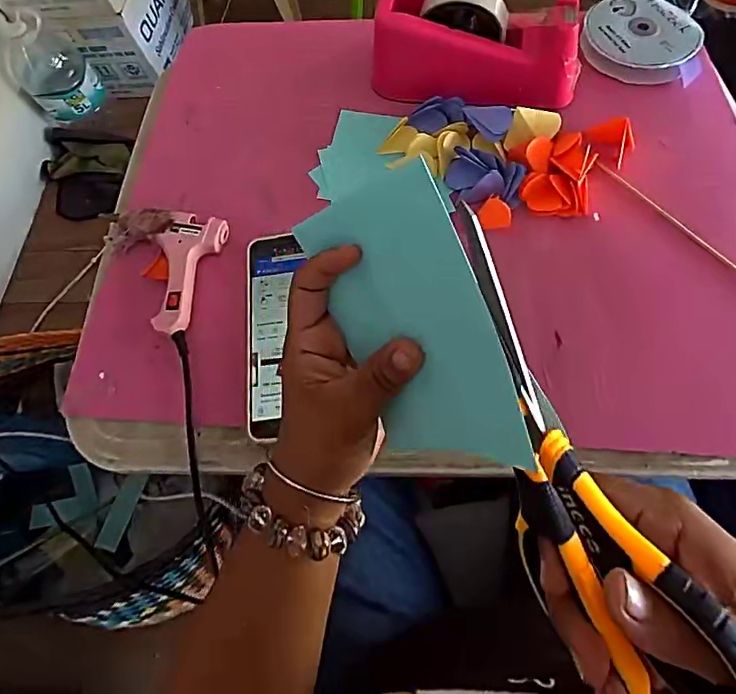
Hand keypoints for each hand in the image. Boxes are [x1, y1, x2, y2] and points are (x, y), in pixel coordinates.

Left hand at [272, 245, 423, 500]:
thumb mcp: (348, 409)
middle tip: (398, 258)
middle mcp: (327, 340)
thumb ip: (379, 378)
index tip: (356, 251)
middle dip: (368, 276)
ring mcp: (350, 354)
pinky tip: (428, 328)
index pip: (308, 288)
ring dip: (392, 306)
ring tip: (420, 287)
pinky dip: (406, 336)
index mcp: (307, 342)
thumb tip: (412, 349)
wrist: (322, 484)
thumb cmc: (318, 445)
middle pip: (344, 295)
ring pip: (369, 318)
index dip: (327, 264)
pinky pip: (388, 343)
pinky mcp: (370, 370)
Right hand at [537, 477, 735, 693]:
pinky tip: (630, 685)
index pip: (594, 493)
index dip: (561, 520)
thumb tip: (614, 588)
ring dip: (593, 641)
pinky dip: (610, 661)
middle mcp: (653, 543)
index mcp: (672, 524)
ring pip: (588, 593)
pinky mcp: (655, 619)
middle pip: (579, 548)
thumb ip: (681, 622)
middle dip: (577, 602)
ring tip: (621, 681)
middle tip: (598, 658)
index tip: (556, 574)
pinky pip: (610, 628)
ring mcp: (652, 583)